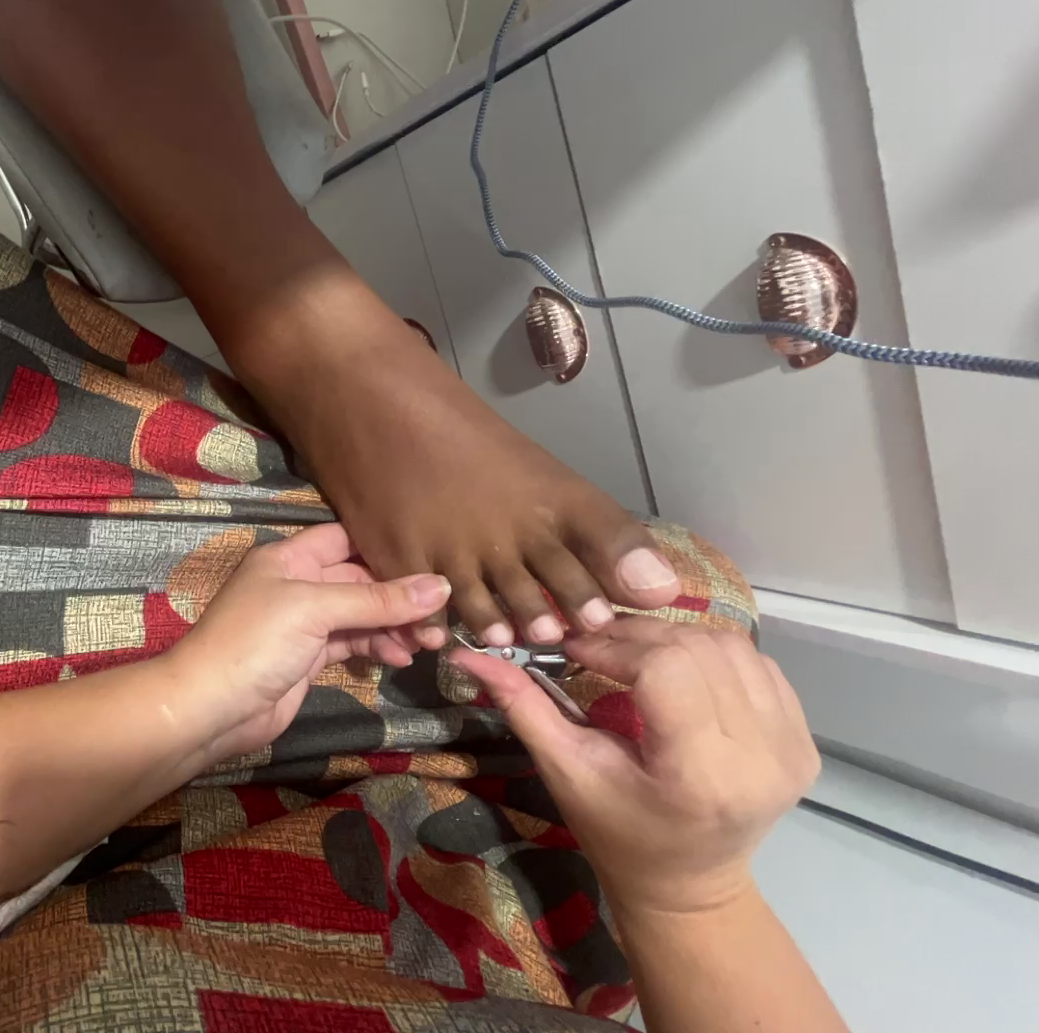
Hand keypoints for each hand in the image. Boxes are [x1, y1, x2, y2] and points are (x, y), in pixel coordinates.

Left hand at [165, 523, 450, 760]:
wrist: (211, 707)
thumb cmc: (255, 642)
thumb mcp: (315, 610)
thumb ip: (376, 599)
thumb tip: (441, 586)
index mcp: (287, 558)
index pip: (344, 540)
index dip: (384, 547)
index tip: (432, 560)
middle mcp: (295, 584)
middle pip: (357, 580)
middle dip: (398, 596)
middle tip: (441, 618)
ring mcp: (301, 622)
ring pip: (358, 614)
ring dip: (392, 626)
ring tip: (427, 643)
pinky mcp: (306, 657)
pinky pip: (350, 642)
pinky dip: (375, 647)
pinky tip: (399, 657)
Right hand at [239, 278, 682, 646]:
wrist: (373, 400)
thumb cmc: (453, 426)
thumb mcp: (536, 466)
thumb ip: (597, 530)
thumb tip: (666, 591)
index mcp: (550, 499)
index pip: (598, 560)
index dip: (601, 595)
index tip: (602, 620)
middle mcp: (508, 529)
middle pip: (542, 592)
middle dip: (551, 619)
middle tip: (551, 638)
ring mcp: (452, 548)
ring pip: (486, 609)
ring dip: (498, 626)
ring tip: (501, 636)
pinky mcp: (401, 557)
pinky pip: (426, 607)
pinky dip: (436, 626)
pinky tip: (440, 633)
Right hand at [454, 618, 820, 915]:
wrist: (686, 880)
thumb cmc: (614, 828)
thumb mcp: (562, 768)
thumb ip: (521, 705)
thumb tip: (464, 654)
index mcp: (701, 774)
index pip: (667, 670)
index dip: (613, 647)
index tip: (573, 652)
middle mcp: (763, 758)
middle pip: (699, 650)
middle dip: (637, 635)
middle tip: (593, 645)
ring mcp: (794, 748)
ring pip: (732, 647)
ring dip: (674, 637)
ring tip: (631, 653)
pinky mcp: (805, 739)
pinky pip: (757, 663)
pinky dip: (710, 652)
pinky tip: (676, 668)